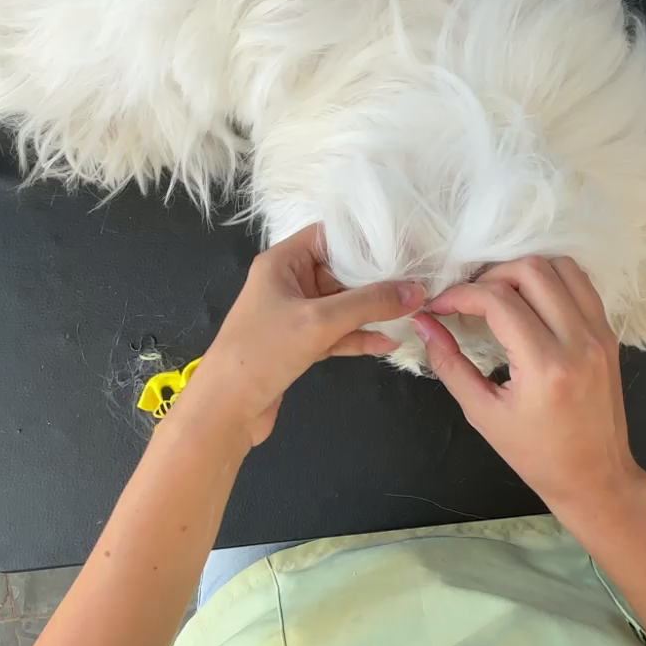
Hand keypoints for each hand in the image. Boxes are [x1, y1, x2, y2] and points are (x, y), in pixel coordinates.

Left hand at [175, 224, 422, 446]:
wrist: (225, 409)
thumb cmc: (263, 352)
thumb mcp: (319, 321)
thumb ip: (369, 303)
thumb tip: (417, 291)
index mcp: (282, 262)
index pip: (330, 236)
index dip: (366, 238)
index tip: (406, 244)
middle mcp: (288, 283)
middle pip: (340, 271)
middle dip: (377, 278)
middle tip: (420, 279)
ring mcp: (294, 316)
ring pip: (342, 306)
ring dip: (373, 311)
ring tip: (413, 311)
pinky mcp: (299, 346)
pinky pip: (337, 334)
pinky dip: (360, 337)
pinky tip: (388, 342)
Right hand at [413, 256, 645, 519]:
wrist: (594, 476)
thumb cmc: (534, 453)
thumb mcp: (481, 412)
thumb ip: (449, 364)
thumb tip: (423, 324)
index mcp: (545, 366)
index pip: (498, 301)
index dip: (461, 296)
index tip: (440, 307)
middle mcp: (578, 341)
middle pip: (531, 271)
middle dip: (489, 277)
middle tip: (468, 300)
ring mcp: (600, 334)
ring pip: (561, 267)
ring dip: (522, 271)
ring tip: (497, 294)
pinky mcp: (608, 333)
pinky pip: (580, 284)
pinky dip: (550, 280)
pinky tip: (528, 300)